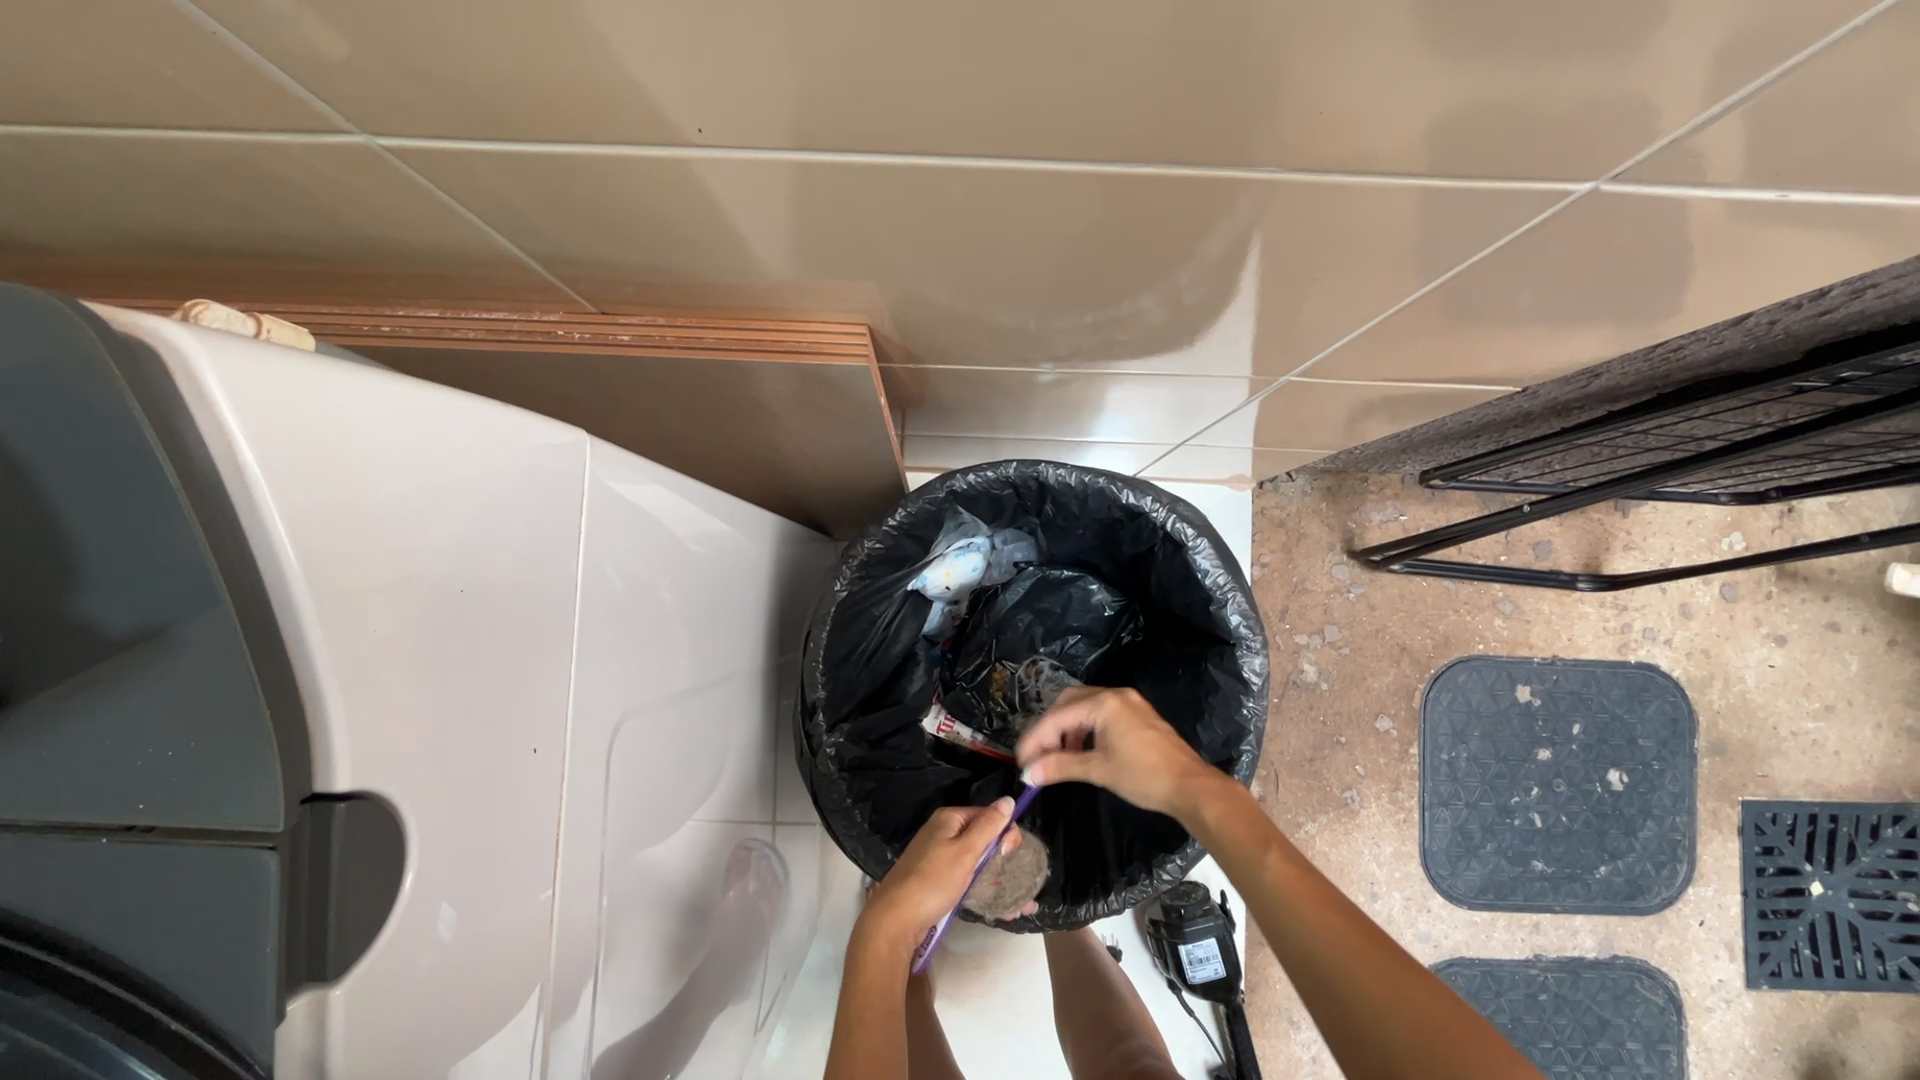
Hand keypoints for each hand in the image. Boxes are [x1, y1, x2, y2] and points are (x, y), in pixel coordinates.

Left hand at [857, 798, 1027, 950]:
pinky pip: (967, 879)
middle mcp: (943, 833)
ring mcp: (939, 858)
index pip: (987, 815)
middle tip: (1020, 882)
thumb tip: (1008, 799)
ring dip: (999, 880)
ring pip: (977, 863)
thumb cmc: (933, 880)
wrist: (896, 918)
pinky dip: (984, 890)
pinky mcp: (938, 881)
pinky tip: (1002, 910)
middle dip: (1005, 860)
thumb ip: (989, 826)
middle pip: (983, 839)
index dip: (1005, 831)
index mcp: (949, 819)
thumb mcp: (965, 851)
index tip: (1015, 854)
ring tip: (1021, 905)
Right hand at [1015, 686, 1223, 818]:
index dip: (1035, 739)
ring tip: (1058, 756)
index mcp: (1103, 703)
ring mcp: (1128, 702)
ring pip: (1083, 706)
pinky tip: (1081, 750)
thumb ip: (1060, 767)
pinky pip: (1100, 713)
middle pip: (1068, 702)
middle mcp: (1114, 694)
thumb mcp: (1099, 770)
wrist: (1191, 786)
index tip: (1021, 761)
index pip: (1057, 717)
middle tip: (1038, 755)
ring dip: (1066, 729)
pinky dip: (1084, 729)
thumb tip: (1028, 774)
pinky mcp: (1136, 714)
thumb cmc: (1144, 777)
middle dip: (1049, 729)